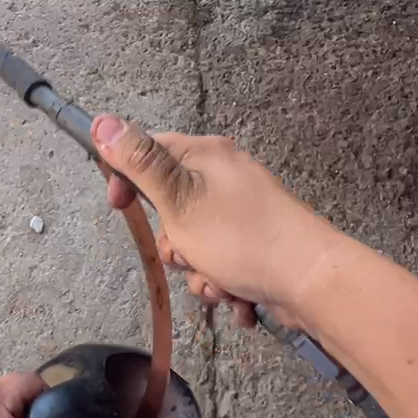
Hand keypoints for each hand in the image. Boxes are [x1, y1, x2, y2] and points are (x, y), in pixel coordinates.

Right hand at [93, 116, 336, 326]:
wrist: (315, 284)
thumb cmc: (242, 238)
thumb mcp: (178, 199)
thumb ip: (138, 162)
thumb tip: (102, 121)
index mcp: (205, 155)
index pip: (148, 151)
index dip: (127, 179)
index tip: (119, 207)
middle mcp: (225, 175)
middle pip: (170, 204)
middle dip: (172, 241)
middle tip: (184, 254)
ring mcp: (245, 210)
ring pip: (195, 240)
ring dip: (198, 270)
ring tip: (218, 283)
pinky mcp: (259, 242)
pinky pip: (223, 259)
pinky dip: (223, 280)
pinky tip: (238, 296)